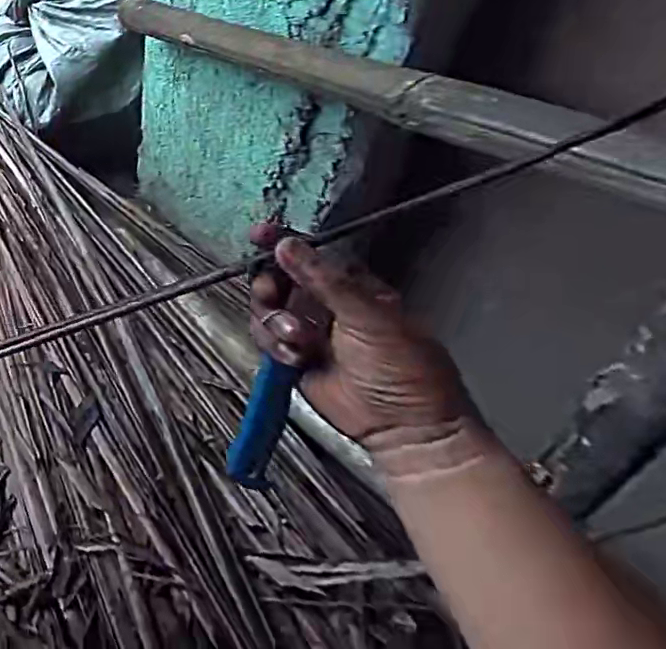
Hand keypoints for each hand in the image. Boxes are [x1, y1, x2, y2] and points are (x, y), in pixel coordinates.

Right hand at [247, 224, 483, 470]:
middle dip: (269, 285)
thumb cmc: (403, 369)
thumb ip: (325, 280)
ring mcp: (306, 328)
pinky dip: (274, 344)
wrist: (405, 430)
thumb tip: (286, 245)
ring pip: (266, 307)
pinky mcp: (291, 355)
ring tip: (297, 340)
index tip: (259, 235)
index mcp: (350, 285)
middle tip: (271, 294)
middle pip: (277, 277)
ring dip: (274, 321)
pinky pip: (265, 337)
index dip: (282, 242)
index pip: (309, 253)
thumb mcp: (370, 318)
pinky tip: (295, 358)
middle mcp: (324, 302)